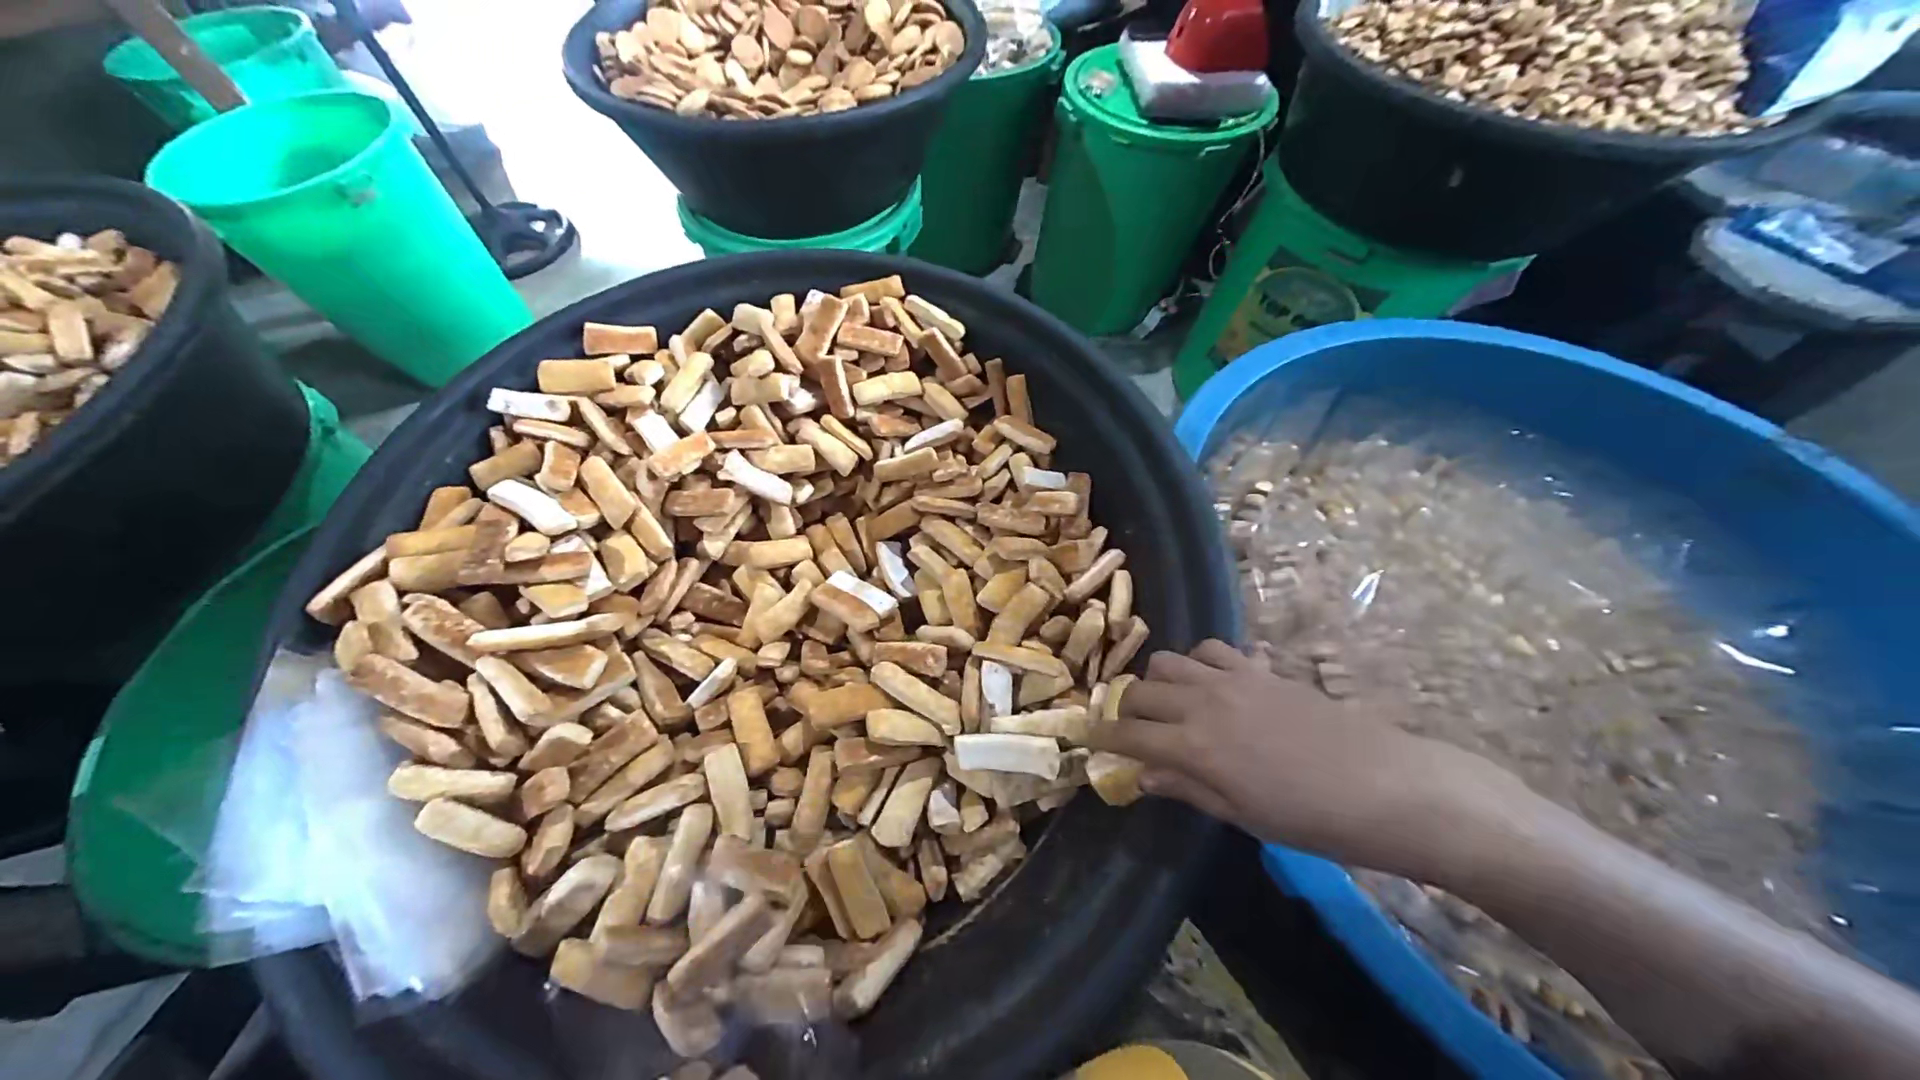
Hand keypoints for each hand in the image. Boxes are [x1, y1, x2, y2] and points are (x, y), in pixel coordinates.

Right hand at [1093, 641, 1538, 883]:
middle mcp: (1204, 703)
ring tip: (1169, 702)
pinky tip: (1212, 684)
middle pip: (1141, 689)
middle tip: (1132, 728)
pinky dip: (1200, 663)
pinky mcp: (1263, 669)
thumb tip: (1142, 776)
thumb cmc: (1315, 820)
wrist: (1393, 787)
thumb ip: (1188, 789)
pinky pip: (1213, 650)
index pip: (1129, 734)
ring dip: (1158, 680)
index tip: (1089, 739)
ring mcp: (1234, 679)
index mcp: (1195, 746)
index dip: (1103, 736)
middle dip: (1125, 707)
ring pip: (1170, 660)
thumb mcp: (1244, 817)